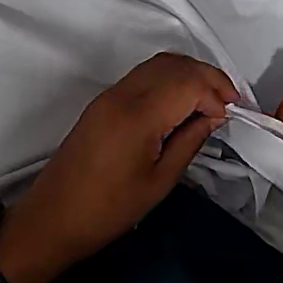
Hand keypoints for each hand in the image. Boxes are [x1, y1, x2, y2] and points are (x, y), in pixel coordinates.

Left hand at [0, 53, 237, 282]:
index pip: (188, 83)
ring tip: (211, 99)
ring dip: (190, 74)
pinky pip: (145, 74)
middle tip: (229, 101)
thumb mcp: (160, 181)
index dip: (215, 94)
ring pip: (160, 64)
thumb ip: (190, 141)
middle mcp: (123, 94)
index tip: (228, 117)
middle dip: (208, 77)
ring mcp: (111, 93)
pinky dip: (171, 78)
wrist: (53, 218)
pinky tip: (183, 99)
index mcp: (138, 115)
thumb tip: (213, 116)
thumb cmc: (108, 209)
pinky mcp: (104, 100)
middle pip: (175, 65)